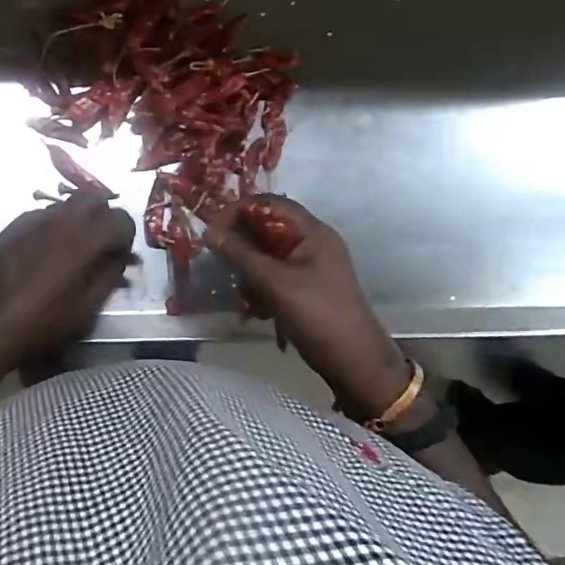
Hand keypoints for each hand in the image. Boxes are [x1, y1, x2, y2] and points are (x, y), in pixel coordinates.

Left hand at [0, 194, 135, 368]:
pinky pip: (41, 216)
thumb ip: (108, 276)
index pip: (121, 218)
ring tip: (71, 249)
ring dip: (77, 220)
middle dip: (103, 216)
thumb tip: (118, 259)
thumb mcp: (87, 308)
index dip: (126, 236)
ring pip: (66, 205)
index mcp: (86, 239)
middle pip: (94, 198)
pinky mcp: (13, 226)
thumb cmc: (43, 322)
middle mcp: (62, 219)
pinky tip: (43, 254)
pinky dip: (52, 227)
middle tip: (100, 243)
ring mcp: (34, 219)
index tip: (120, 255)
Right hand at [205, 197, 410, 415]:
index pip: (269, 203)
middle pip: (268, 226)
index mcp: (312, 231)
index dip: (239, 210)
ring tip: (240, 291)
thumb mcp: (274, 282)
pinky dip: (260, 284)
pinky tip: (254, 308)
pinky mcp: (307, 285)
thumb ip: (241, 253)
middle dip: (241, 241)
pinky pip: (275, 273)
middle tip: (220, 260)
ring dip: (249, 267)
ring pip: (268, 252)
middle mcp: (313, 241)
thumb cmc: (317, 315)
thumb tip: (209, 232)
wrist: (355, 362)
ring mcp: (311, 264)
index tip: (214, 231)